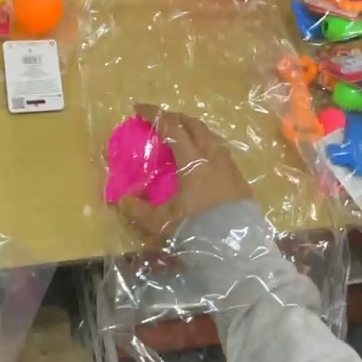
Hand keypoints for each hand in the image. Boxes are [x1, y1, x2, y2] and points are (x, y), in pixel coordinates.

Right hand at [118, 104, 253, 244]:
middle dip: (176, 117)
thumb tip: (119, 199)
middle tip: (161, 120)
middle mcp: (214, 157)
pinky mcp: (241, 182)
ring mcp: (231, 168)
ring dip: (194, 132)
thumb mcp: (161, 223)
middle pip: (195, 126)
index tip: (138, 108)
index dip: (154, 114)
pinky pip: (222, 154)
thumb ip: (138, 210)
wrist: (239, 253)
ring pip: (212, 138)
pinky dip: (208, 149)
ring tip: (182, 139)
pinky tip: (203, 163)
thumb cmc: (198, 231)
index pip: (171, 127)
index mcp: (193, 160)